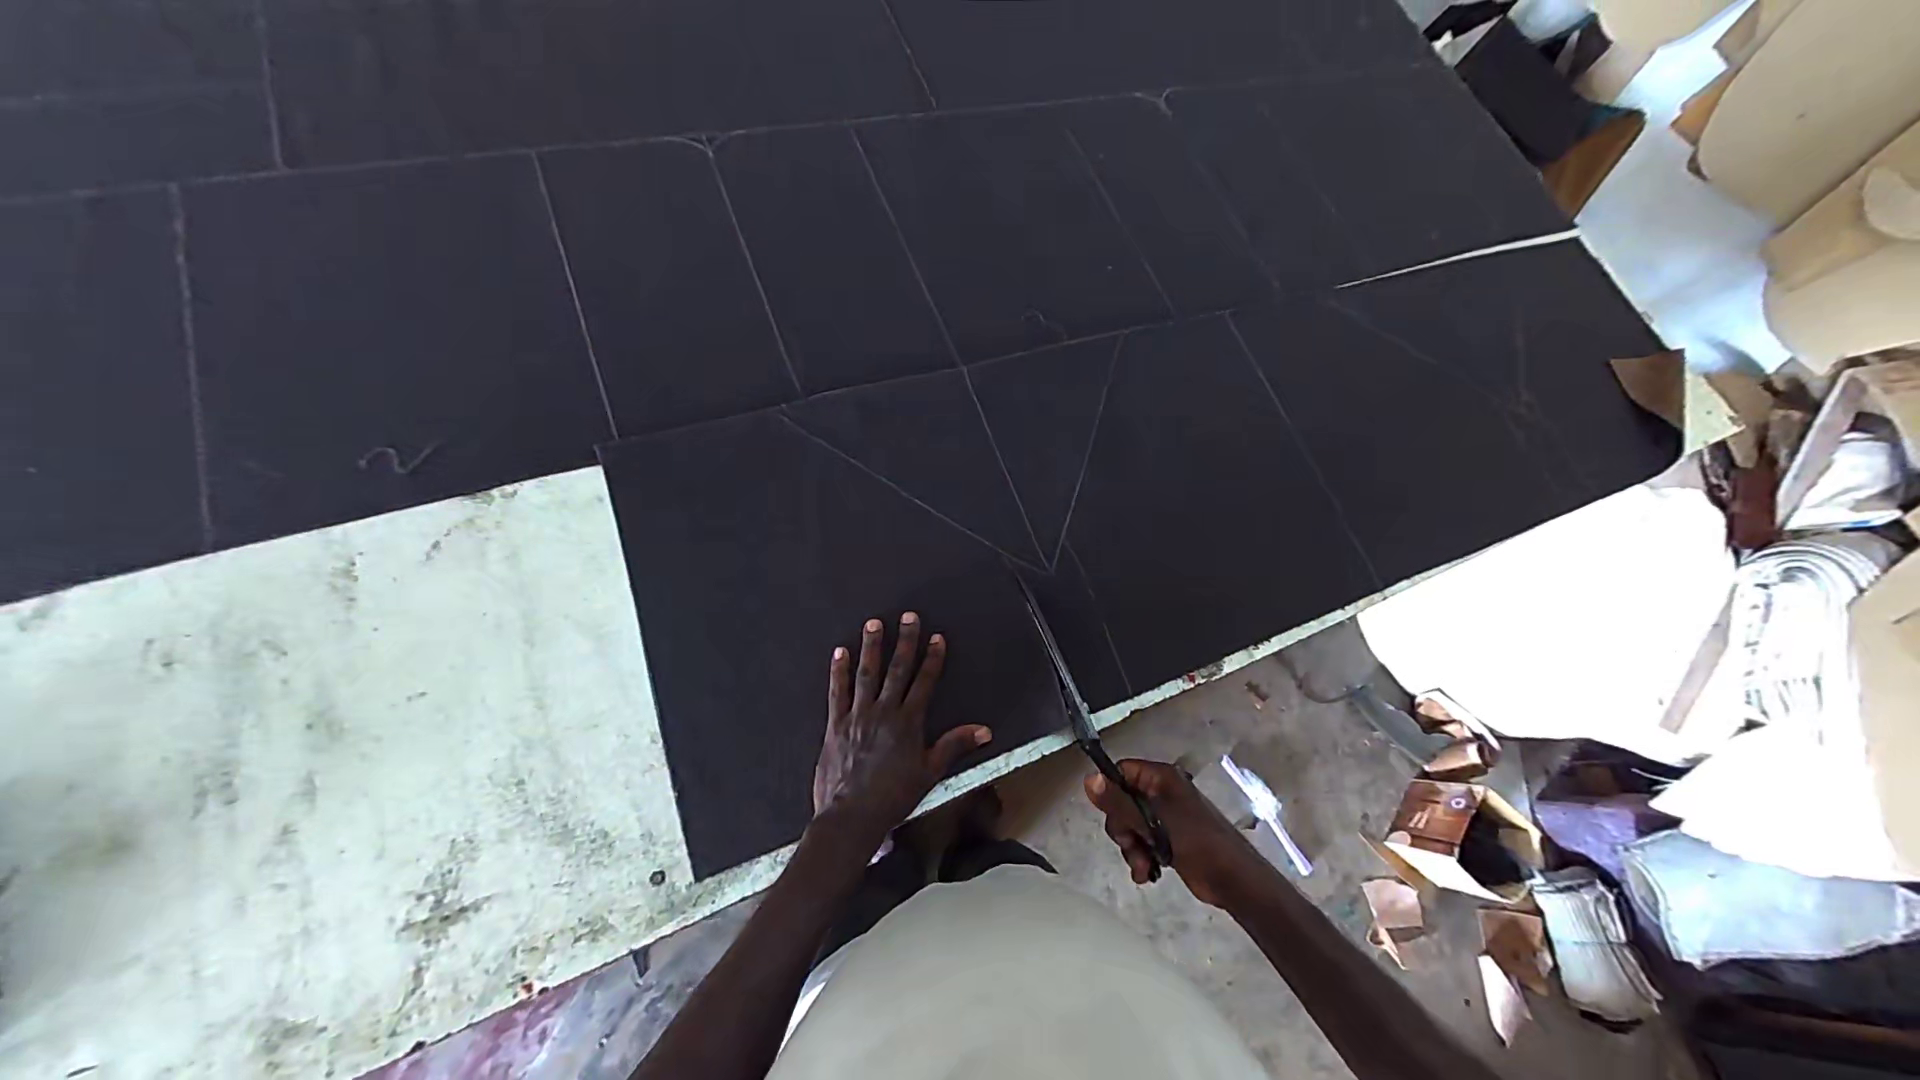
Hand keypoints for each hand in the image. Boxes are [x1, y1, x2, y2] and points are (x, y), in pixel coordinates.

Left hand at [812, 613, 991, 850]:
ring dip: (871, 647)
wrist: (852, 815)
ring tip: (873, 623)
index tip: (936, 637)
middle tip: (907, 616)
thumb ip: (955, 745)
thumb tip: (984, 730)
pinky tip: (840, 652)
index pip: (924, 682)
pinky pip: (837, 692)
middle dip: (904, 641)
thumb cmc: (894, 797)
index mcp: (908, 722)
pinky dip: (838, 671)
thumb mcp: (930, 772)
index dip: (932, 658)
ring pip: (866, 674)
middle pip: (897, 670)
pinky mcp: (836, 724)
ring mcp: (858, 715)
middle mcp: (884, 712)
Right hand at [1085, 759, 1274, 909]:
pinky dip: (1141, 856)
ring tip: (1143, 866)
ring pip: (1130, 824)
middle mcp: (1162, 792)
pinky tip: (1147, 872)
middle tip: (1133, 845)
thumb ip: (1119, 803)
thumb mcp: (1153, 823)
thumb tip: (1089, 779)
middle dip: (1123, 829)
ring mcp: (1166, 816)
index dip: (1112, 793)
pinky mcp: (1168, 838)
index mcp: (1161, 778)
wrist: (1235, 881)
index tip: (1113, 815)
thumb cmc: (1199, 844)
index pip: (1121, 772)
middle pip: (1122, 801)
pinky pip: (1142, 840)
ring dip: (1131, 847)